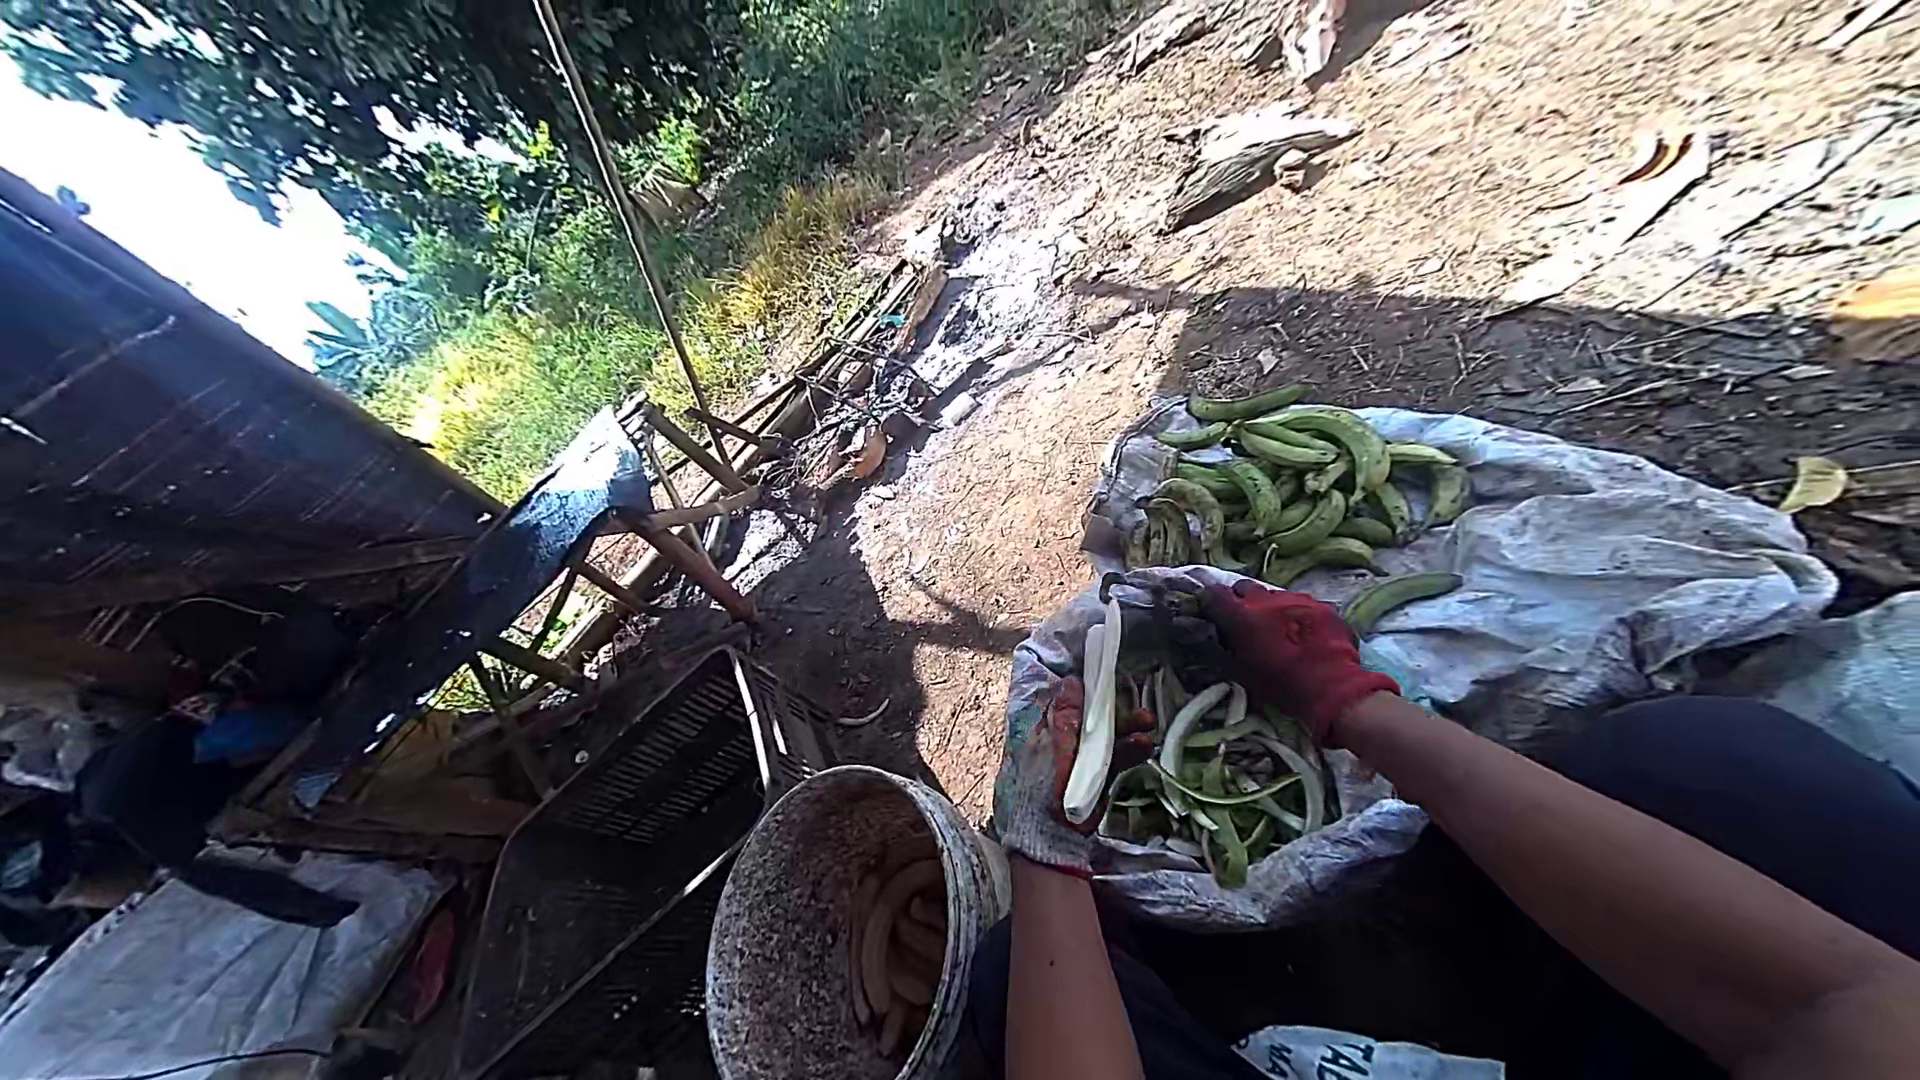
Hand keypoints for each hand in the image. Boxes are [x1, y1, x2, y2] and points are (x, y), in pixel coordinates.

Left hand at [997, 676, 1153, 876]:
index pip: (1069, 702)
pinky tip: (1144, 745)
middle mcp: (1064, 739)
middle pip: (1092, 719)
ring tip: (1148, 723)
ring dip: (1127, 730)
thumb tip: (1071, 681)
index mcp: (1046, 729)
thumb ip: (1066, 716)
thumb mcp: (1055, 747)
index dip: (1088, 691)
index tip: (1109, 681)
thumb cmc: (1046, 786)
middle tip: (1140, 709)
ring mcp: (1080, 758)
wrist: (1051, 836)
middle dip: (1116, 713)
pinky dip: (1128, 751)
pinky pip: (1112, 758)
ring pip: (1106, 737)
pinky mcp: (1094, 776)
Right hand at [1200, 580, 1398, 745]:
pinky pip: (1302, 604)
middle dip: (1241, 600)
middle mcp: (1265, 599)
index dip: (1210, 602)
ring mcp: (1296, 599)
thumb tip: (1218, 635)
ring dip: (1270, 606)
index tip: (1212, 613)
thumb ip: (1224, 646)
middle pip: (1244, 587)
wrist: (1333, 689)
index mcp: (1240, 615)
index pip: (1213, 593)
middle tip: (1244, 620)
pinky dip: (1297, 614)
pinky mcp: (1322, 606)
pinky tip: (1303, 632)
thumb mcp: (1239, 670)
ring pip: (1274, 594)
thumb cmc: (1279, 685)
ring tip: (1278, 627)